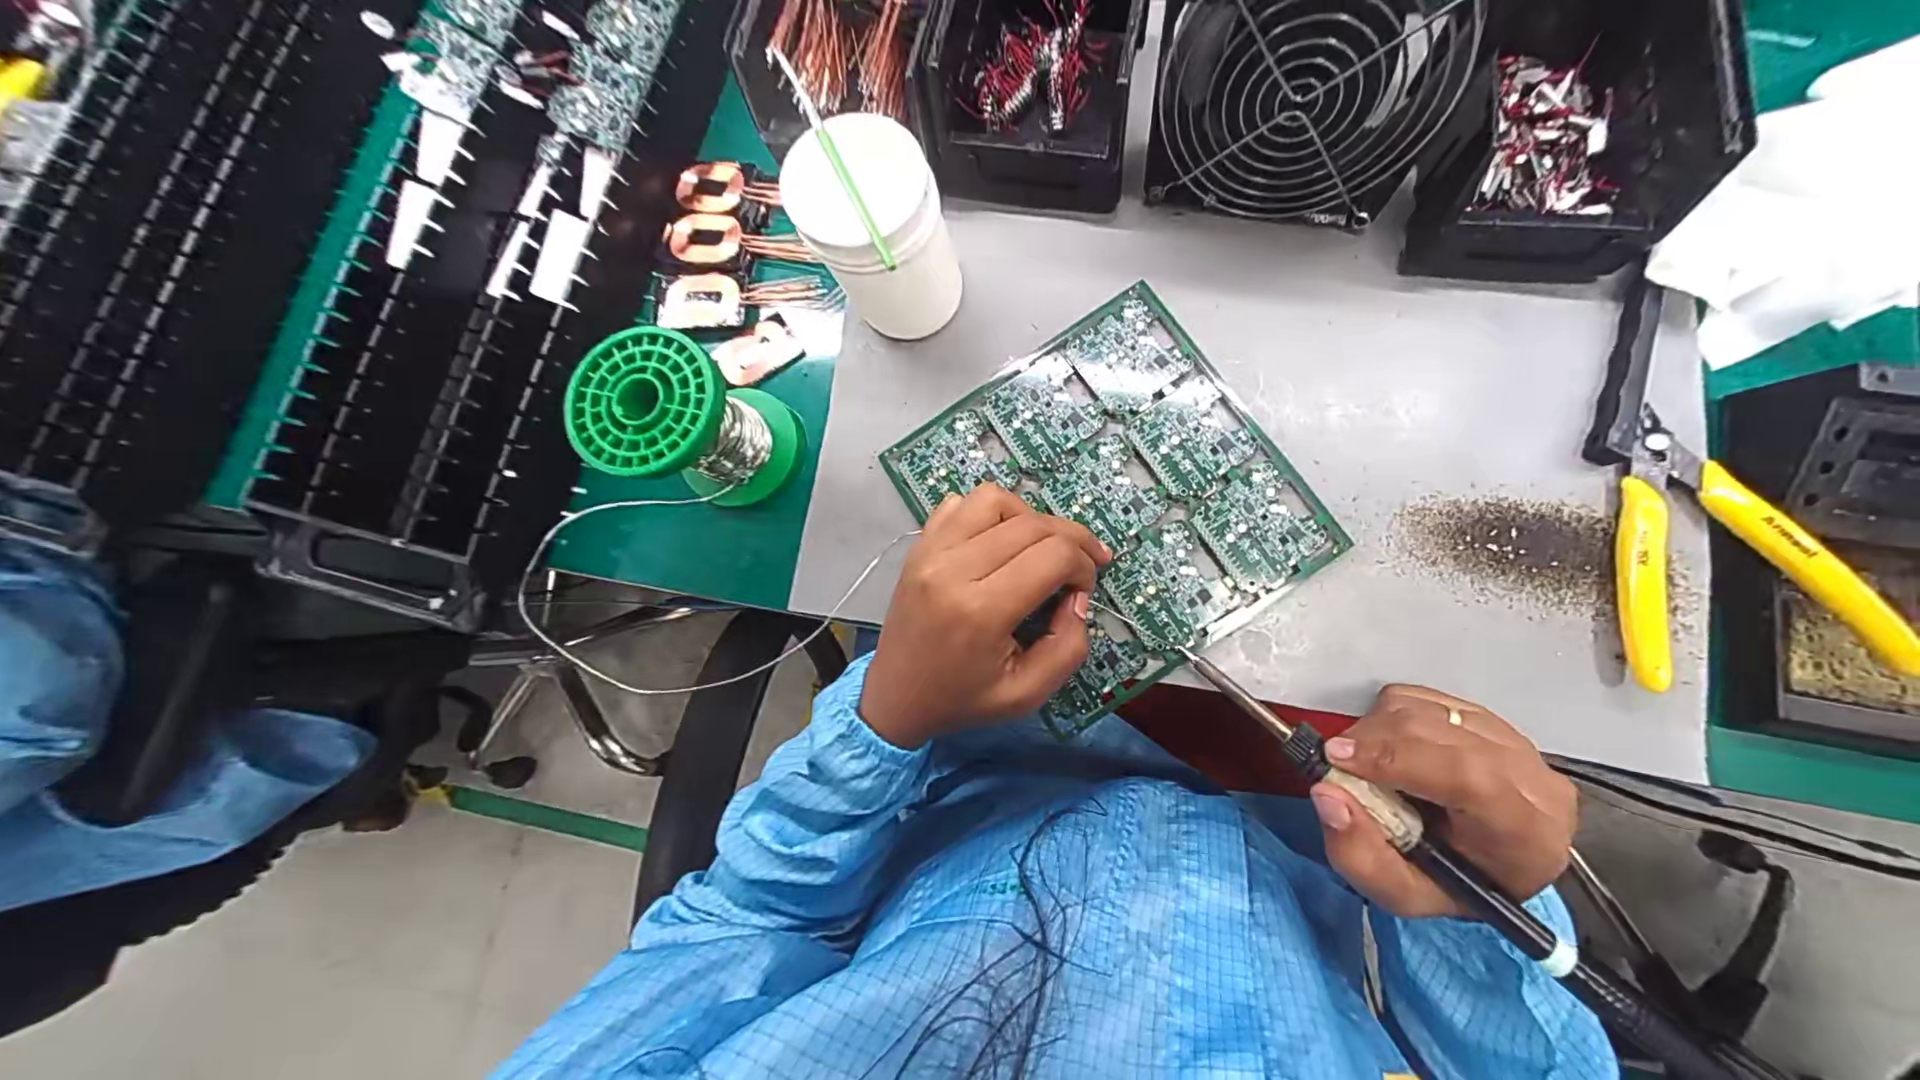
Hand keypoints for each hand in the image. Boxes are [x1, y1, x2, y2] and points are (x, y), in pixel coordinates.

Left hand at [860, 484, 1111, 748]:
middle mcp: (952, 569)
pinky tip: (999, 542)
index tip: (1082, 590)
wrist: (895, 698)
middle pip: (1032, 524)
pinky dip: (989, 514)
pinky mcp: (919, 547)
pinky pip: (960, 504)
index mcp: (980, 611)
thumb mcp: (1028, 694)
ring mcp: (930, 551)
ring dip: (1029, 518)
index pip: (1054, 555)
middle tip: (1081, 566)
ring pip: (995, 500)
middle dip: (1071, 540)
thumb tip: (1077, 596)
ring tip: (1039, 548)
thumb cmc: (961, 699)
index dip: (1084, 566)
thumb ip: (1068, 647)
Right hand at [1309, 685, 1576, 917]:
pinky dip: (1388, 716)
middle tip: (1336, 763)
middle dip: (1371, 741)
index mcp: (1523, 833)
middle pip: (1437, 733)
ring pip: (1422, 710)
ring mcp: (1511, 741)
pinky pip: (1420, 698)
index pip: (1467, 776)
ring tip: (1365, 763)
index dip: (1396, 758)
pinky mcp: (1485, 717)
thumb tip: (1327, 794)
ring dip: (1375, 729)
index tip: (1338, 758)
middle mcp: (1530, 780)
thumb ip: (1360, 855)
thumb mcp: (1402, 893)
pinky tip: (1389, 748)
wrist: (1486, 864)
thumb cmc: (1450, 882)